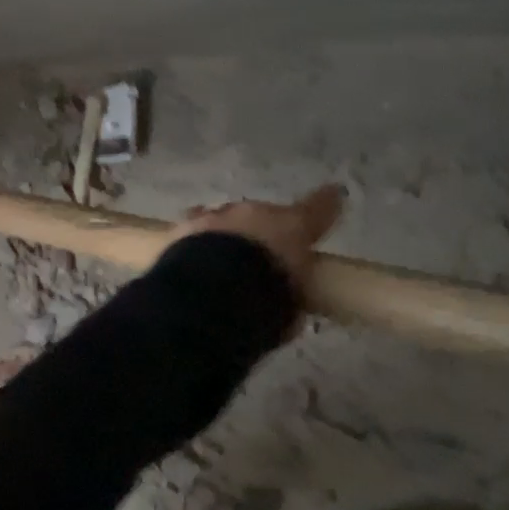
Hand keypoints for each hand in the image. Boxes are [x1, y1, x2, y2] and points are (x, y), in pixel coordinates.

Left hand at [167, 184, 346, 292]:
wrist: (206, 301)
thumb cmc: (261, 303)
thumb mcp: (288, 311)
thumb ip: (290, 300)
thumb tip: (287, 310)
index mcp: (291, 227)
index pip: (318, 209)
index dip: (325, 205)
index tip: (333, 198)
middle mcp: (252, 213)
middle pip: (258, 216)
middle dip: (256, 233)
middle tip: (249, 259)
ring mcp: (211, 218)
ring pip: (218, 218)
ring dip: (218, 235)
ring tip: (211, 259)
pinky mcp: (175, 232)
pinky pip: (184, 234)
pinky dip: (186, 247)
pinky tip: (182, 264)